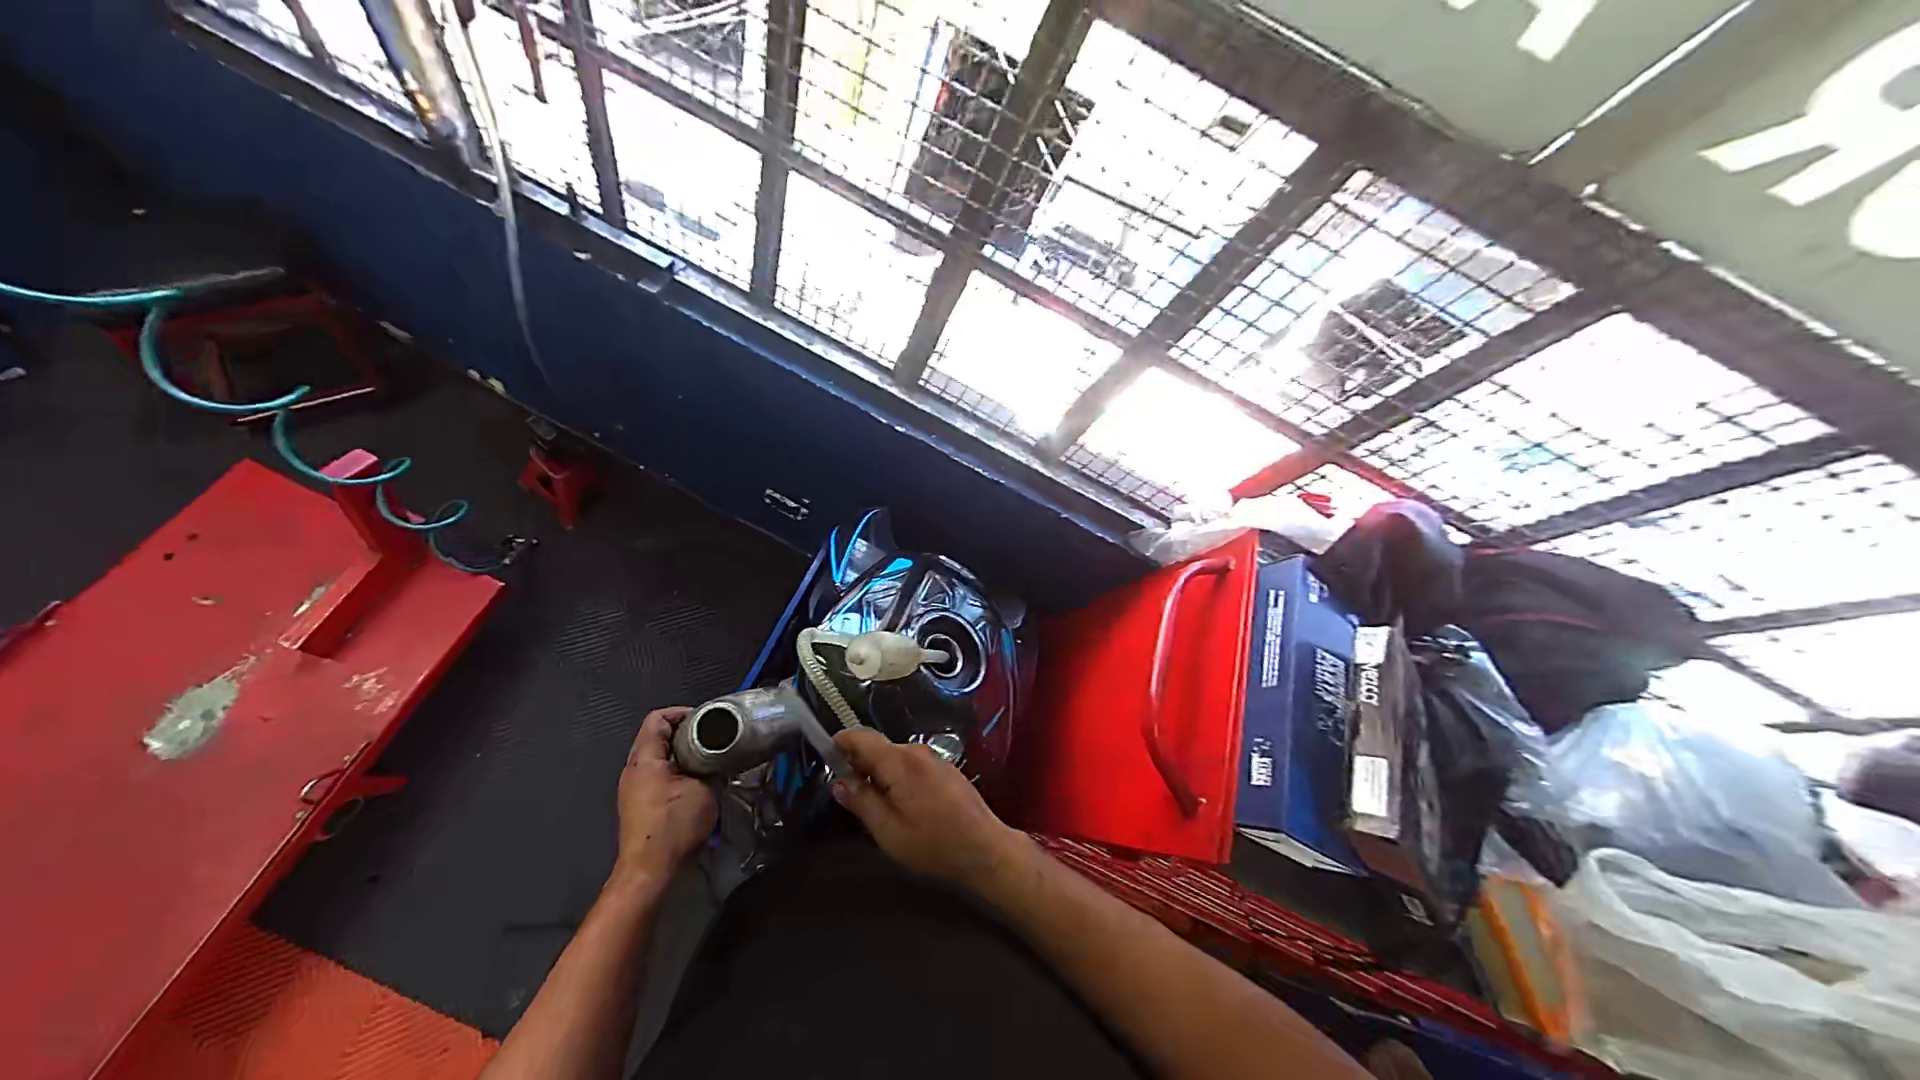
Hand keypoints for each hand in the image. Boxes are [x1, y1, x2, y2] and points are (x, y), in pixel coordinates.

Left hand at [612, 707, 715, 885]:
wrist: (649, 870)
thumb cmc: (674, 826)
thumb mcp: (704, 790)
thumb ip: (711, 767)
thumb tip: (718, 759)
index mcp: (644, 759)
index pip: (657, 719)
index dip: (681, 713)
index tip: (706, 720)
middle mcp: (633, 770)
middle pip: (655, 736)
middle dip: (684, 732)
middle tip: (711, 736)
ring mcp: (632, 788)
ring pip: (657, 756)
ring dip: (680, 752)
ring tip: (707, 756)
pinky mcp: (638, 804)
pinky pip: (656, 774)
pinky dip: (675, 769)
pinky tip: (695, 779)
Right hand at [830, 727, 1027, 888]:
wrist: (984, 849)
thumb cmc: (932, 843)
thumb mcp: (887, 830)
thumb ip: (861, 801)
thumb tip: (839, 782)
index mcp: (899, 762)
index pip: (862, 737)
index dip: (842, 742)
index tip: (827, 753)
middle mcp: (917, 752)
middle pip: (879, 747)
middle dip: (859, 762)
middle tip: (847, 789)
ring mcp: (935, 759)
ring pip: (896, 757)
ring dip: (880, 771)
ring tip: (873, 801)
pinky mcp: (946, 770)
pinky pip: (913, 764)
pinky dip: (899, 775)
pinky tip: (901, 802)